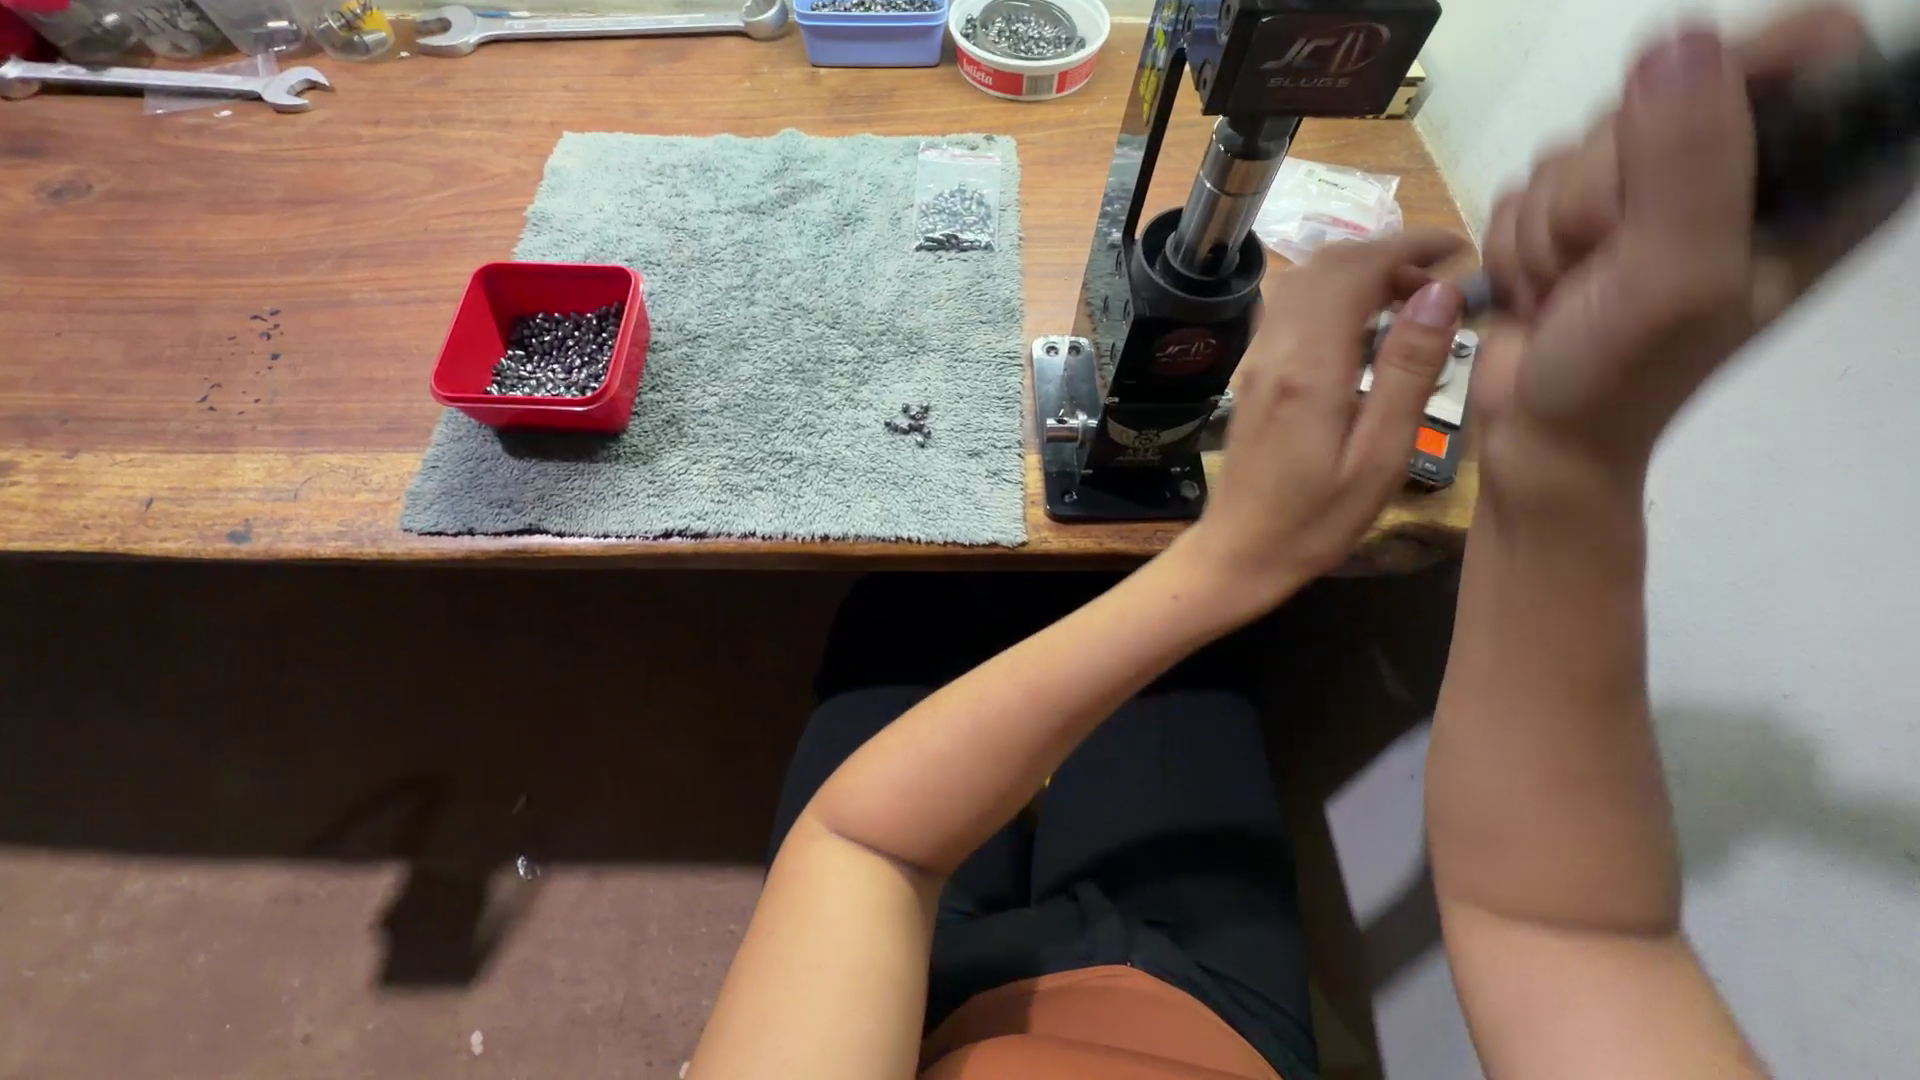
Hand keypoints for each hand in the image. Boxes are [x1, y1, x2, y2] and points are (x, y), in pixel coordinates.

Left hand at [1181, 231, 1468, 610]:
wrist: (1241, 550)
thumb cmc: (1317, 519)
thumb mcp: (1380, 456)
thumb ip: (1409, 371)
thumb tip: (1439, 293)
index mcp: (1308, 367)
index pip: (1354, 270)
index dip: (1408, 247)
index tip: (1458, 253)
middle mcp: (1273, 351)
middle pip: (1324, 266)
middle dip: (1385, 255)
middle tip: (1439, 283)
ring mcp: (1254, 361)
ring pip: (1301, 283)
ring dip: (1356, 273)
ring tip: (1409, 301)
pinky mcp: (1250, 375)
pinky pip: (1287, 310)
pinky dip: (1329, 296)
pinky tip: (1362, 328)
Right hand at [1476, 6, 1915, 480]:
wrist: (1540, 435)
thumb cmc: (1621, 375)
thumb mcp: (1674, 275)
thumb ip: (1688, 159)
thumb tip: (1668, 44)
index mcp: (1817, 176)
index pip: (1801, 49)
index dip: (1717, 93)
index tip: (1666, 173)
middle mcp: (1736, 169)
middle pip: (1659, 95)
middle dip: (1597, 190)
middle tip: (1600, 263)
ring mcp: (1646, 193)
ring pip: (1574, 144)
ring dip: (1546, 229)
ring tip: (1565, 289)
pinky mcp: (1574, 215)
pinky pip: (1525, 183)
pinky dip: (1515, 242)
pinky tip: (1537, 286)